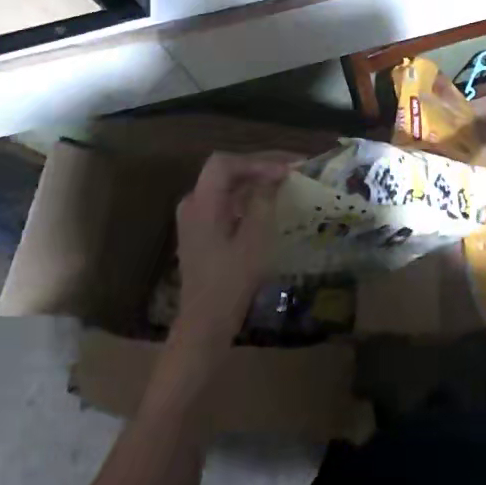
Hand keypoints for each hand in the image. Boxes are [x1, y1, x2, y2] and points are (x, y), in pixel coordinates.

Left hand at [171, 151, 298, 351]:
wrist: (205, 323)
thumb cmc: (231, 282)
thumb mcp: (254, 240)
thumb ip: (262, 202)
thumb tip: (273, 177)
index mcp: (201, 203)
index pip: (226, 164)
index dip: (258, 161)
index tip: (287, 170)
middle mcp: (192, 204)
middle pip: (225, 171)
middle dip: (259, 165)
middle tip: (292, 167)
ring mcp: (194, 218)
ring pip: (225, 185)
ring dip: (254, 179)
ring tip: (285, 180)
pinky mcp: (201, 232)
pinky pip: (224, 202)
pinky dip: (246, 196)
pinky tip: (268, 203)